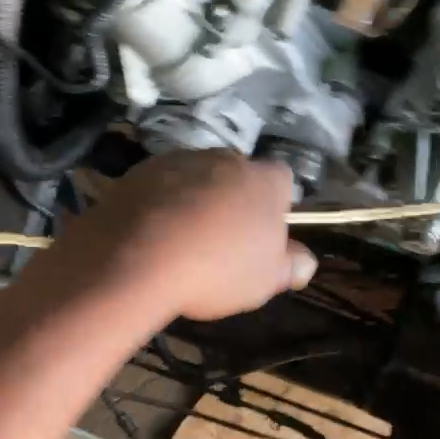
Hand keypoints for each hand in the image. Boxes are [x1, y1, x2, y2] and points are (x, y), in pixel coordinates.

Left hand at [51, 150, 314, 320]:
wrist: (134, 259)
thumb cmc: (215, 269)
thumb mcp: (265, 281)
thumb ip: (291, 266)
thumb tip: (305, 260)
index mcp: (262, 179)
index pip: (282, 179)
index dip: (275, 205)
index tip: (262, 235)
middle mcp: (221, 158)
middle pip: (236, 175)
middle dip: (232, 200)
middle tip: (221, 242)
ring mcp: (176, 160)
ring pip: (195, 177)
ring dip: (194, 199)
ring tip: (181, 242)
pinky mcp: (136, 172)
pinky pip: (158, 186)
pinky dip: (159, 204)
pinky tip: (151, 236)